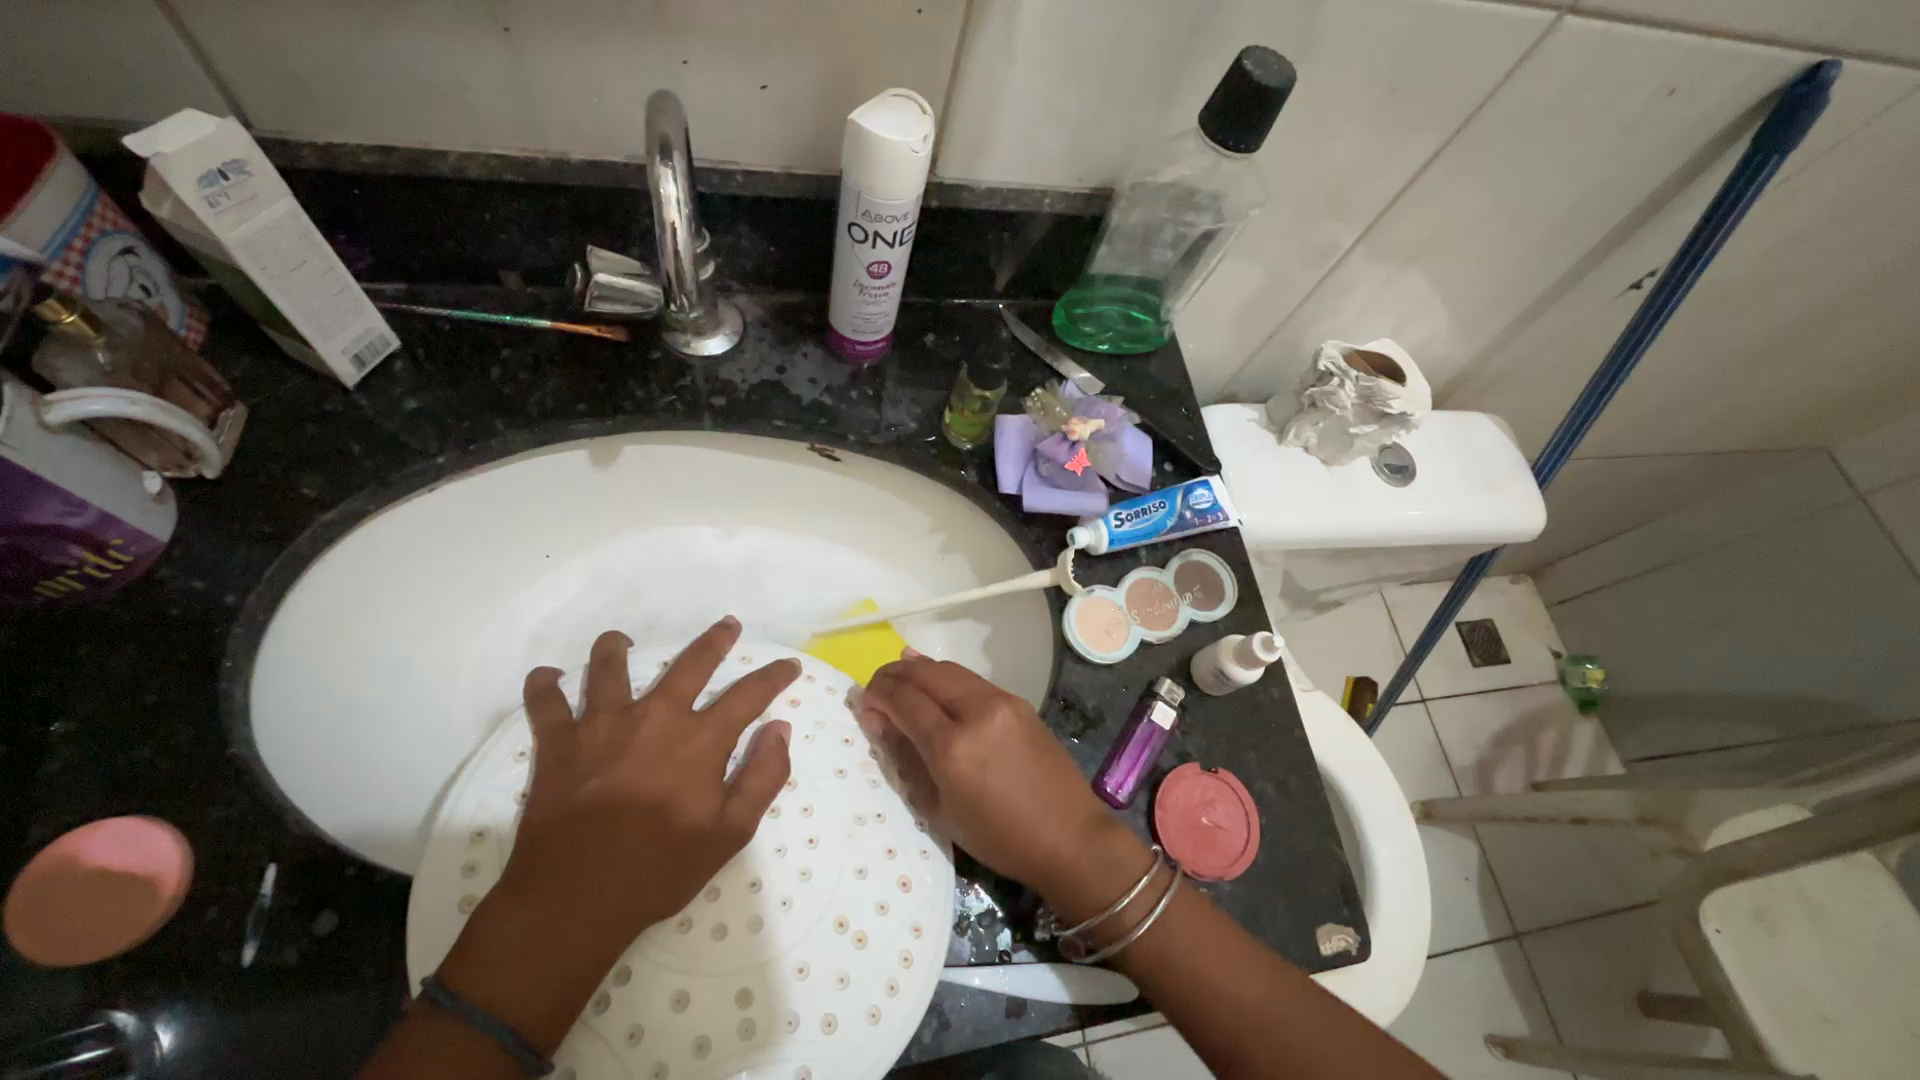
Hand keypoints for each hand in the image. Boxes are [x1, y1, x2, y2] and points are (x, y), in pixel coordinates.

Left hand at [493, 616, 797, 952]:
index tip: (789, 665)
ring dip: (618, 648)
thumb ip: (762, 776)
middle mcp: (654, 718)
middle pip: (690, 664)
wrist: (576, 898)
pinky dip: (544, 685)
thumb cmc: (660, 869)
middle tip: (728, 625)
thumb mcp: (731, 833)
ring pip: (610, 667)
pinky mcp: (557, 744)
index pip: (748, 695)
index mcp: (699, 741)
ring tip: (623, 640)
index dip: (773, 677)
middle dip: (714, 641)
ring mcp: (601, 726)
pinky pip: (545, 703)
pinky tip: (548, 678)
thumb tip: (780, 729)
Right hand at [857, 652, 1133, 899]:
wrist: (1069, 837)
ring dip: (920, 671)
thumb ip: (910, 760)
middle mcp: (976, 712)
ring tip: (900, 679)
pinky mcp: (1019, 702)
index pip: (903, 701)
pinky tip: (936, 685)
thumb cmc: (1000, 837)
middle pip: (925, 674)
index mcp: (952, 746)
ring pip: (949, 670)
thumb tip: (884, 724)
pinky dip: (947, 678)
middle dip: (894, 675)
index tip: (862, 703)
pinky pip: (972, 681)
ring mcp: (1002, 702)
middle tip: (875, 688)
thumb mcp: (941, 809)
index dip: (877, 696)